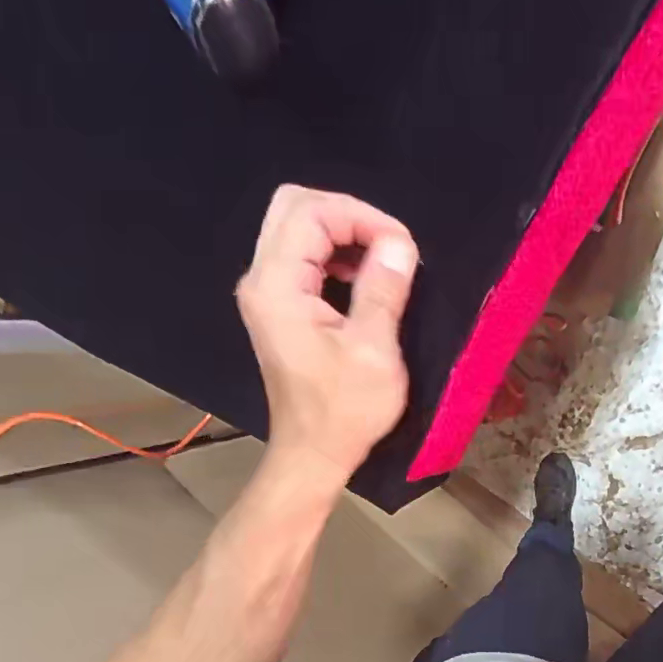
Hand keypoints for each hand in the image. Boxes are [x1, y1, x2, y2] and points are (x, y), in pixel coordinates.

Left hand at [236, 185, 418, 483]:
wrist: (313, 454)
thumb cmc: (344, 411)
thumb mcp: (374, 350)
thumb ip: (383, 288)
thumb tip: (398, 242)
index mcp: (277, 286)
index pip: (311, 212)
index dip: (361, 216)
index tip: (401, 245)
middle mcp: (261, 280)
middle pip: (294, 207)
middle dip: (347, 216)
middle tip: (388, 244)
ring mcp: (265, 293)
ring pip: (296, 228)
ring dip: (342, 234)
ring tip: (382, 262)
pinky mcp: (276, 307)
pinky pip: (300, 256)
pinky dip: (333, 255)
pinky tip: (362, 279)